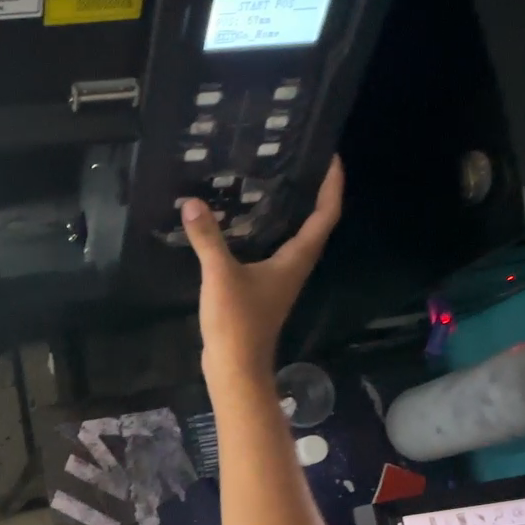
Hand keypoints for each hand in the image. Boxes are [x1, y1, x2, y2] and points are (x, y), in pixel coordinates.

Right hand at [181, 156, 344, 386]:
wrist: (234, 368)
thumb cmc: (237, 322)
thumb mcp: (220, 275)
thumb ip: (208, 239)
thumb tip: (192, 203)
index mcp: (296, 259)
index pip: (326, 214)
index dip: (333, 185)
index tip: (330, 156)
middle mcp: (294, 267)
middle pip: (314, 224)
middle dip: (312, 193)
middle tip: (299, 163)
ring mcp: (278, 281)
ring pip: (292, 239)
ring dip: (289, 214)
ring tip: (272, 186)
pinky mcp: (261, 292)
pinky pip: (271, 253)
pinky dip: (265, 234)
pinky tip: (243, 226)